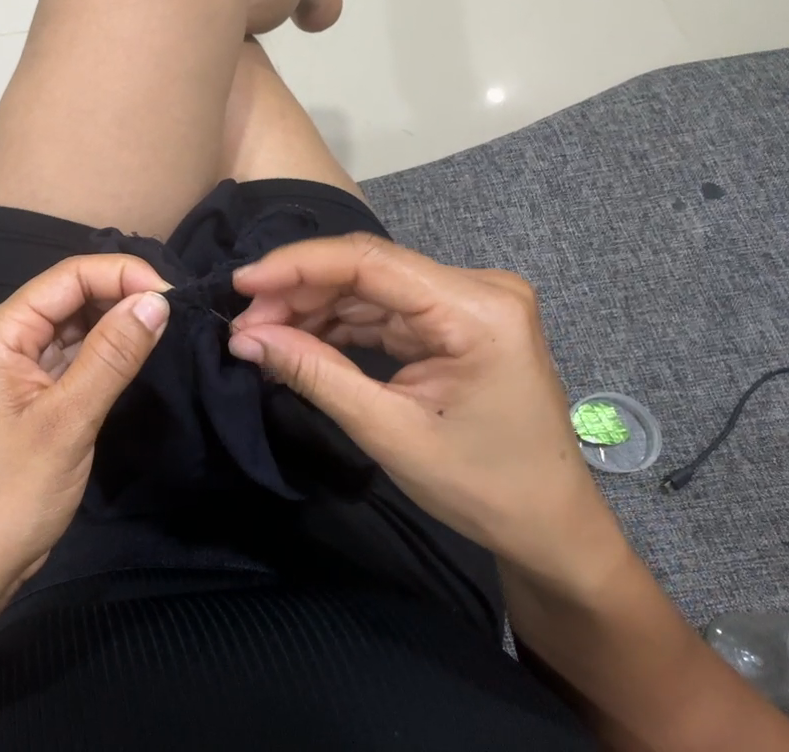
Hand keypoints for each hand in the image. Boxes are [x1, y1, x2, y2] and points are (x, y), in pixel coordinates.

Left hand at [0, 254, 171, 610]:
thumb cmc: (13, 492)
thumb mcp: (68, 420)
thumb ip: (112, 356)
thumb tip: (158, 301)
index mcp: (1, 332)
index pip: (68, 276)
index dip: (122, 275)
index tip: (174, 298)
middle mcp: (7, 337)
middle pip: (72, 295)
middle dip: (122, 296)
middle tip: (177, 317)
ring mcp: (20, 366)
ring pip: (76, 325)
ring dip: (117, 324)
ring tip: (167, 332)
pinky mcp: (35, 393)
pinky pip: (74, 356)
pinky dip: (106, 354)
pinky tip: (138, 356)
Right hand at [227, 233, 612, 576]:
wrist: (549, 527)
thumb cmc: (481, 486)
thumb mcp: (388, 431)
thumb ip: (314, 374)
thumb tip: (244, 337)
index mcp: (476, 308)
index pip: (368, 261)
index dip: (296, 266)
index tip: (240, 285)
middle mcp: (478, 288)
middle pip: (365, 270)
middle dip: (298, 294)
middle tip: (244, 327)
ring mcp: (468, 302)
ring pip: (367, 288)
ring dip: (312, 310)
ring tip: (262, 337)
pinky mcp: (456, 321)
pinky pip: (383, 310)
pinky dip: (337, 325)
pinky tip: (299, 342)